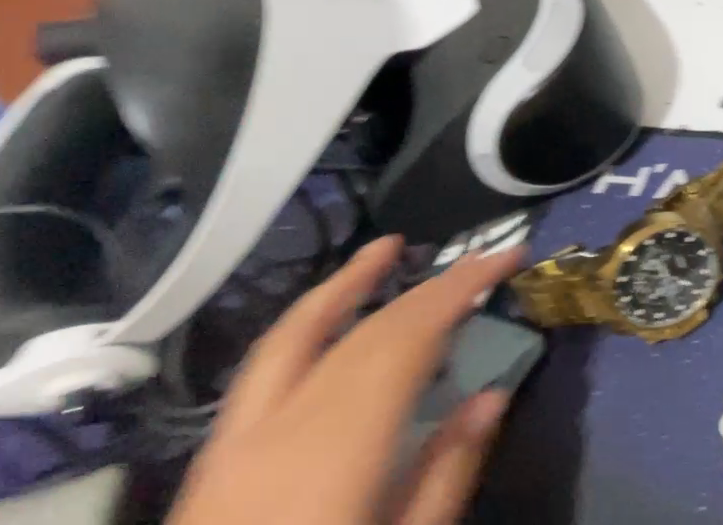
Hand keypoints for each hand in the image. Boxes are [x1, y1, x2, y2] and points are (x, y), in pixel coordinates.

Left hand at [168, 236, 529, 524]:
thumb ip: (447, 471)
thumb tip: (490, 394)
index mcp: (336, 450)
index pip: (406, 337)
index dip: (459, 287)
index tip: (508, 257)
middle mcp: (280, 429)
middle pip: (361, 332)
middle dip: (425, 285)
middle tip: (479, 258)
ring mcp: (235, 444)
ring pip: (294, 338)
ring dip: (346, 286)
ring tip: (386, 251)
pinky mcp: (215, 462)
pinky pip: (265, 369)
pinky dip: (306, 326)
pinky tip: (330, 322)